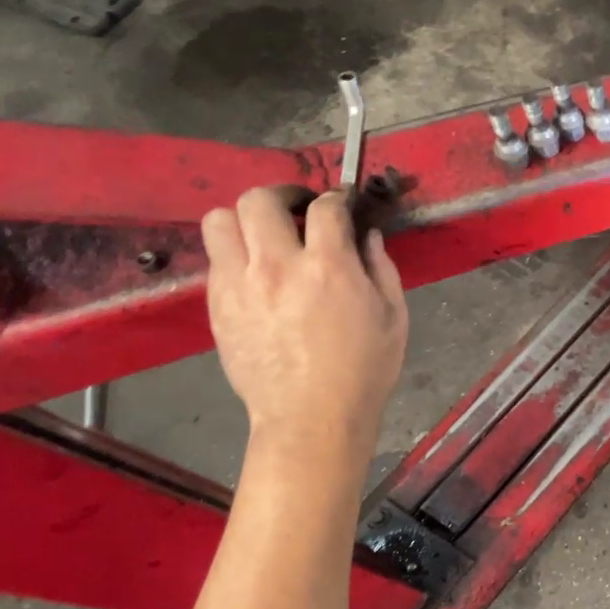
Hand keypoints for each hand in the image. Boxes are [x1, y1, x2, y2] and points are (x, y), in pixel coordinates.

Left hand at [201, 187, 407, 458]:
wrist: (311, 414)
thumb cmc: (365, 368)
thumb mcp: (393, 316)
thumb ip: (381, 268)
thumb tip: (367, 235)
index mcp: (329, 267)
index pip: (325, 208)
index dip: (336, 198)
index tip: (343, 202)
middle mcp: (277, 265)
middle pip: (259, 200)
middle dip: (283, 195)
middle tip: (299, 209)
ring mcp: (239, 283)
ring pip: (220, 219)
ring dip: (245, 218)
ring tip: (267, 234)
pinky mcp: (216, 302)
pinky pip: (215, 257)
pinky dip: (235, 251)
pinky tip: (257, 270)